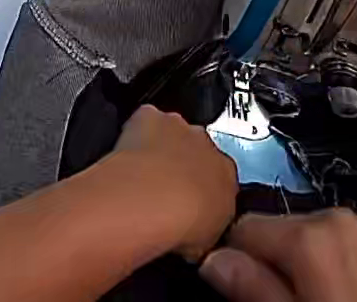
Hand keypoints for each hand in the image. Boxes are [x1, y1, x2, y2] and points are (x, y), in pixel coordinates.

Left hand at [106, 105, 237, 260]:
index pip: (222, 175)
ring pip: (173, 132)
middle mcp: (206, 142)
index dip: (206, 190)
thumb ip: (208, 227)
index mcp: (227, 170)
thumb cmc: (183, 220)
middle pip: (198, 148)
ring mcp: (178, 127)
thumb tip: (199, 234)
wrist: (155, 199)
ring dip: (163, 148)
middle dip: (186, 164)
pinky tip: (129, 156)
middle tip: (166, 193)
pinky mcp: (150, 117)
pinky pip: (145, 120)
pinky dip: (138, 132)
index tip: (193, 206)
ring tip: (143, 180)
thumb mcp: (208, 240)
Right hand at [198, 211, 356, 301]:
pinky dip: (344, 269)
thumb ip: (255, 290)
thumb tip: (217, 261)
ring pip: (320, 239)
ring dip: (311, 268)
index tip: (236, 288)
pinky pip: (354, 248)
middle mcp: (341, 220)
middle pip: (284, 231)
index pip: (246, 226)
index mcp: (310, 236)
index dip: (236, 259)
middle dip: (276, 265)